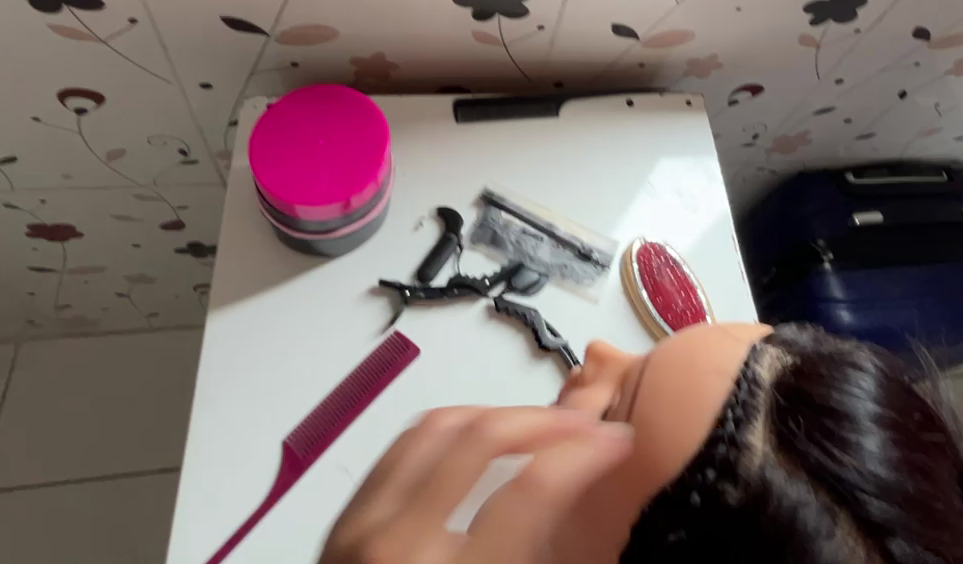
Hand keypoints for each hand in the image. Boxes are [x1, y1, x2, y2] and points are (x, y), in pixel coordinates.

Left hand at [319, 405, 632, 563]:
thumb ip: (536, 556)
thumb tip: (575, 508)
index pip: (532, 489)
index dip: (585, 453)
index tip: (617, 441)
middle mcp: (402, 543)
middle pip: (487, 437)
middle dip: (549, 421)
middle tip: (587, 425)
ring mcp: (365, 525)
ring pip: (443, 424)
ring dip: (501, 413)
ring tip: (540, 424)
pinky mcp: (344, 520)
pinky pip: (405, 442)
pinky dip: (453, 425)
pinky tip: (480, 434)